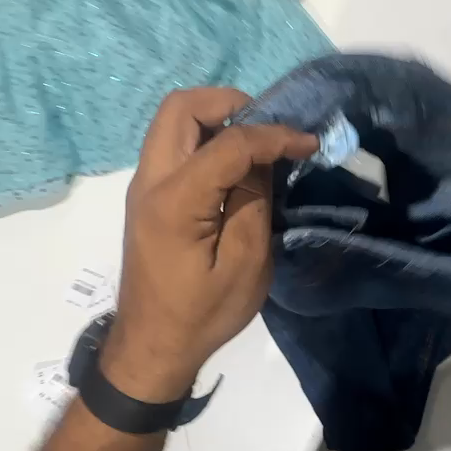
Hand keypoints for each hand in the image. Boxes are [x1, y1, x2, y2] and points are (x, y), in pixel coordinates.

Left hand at [105, 88, 317, 401]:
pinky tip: (236, 162)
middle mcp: (150, 181)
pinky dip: (206, 136)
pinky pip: (173, 143)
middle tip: (270, 128)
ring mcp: (143, 186)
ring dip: (216, 117)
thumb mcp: (246, 265)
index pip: (229, 143)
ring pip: (172, 120)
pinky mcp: (147, 195)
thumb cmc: (202, 314)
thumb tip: (264, 159)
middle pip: (181, 107)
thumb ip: (254, 202)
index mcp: (175, 202)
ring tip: (257, 142)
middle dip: (232, 104)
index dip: (274, 135)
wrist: (151, 346)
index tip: (308, 143)